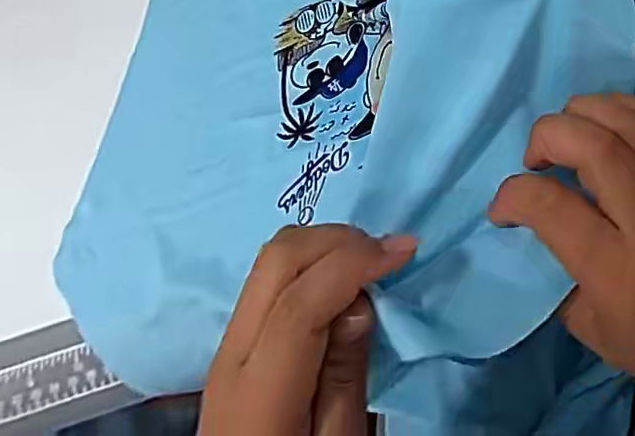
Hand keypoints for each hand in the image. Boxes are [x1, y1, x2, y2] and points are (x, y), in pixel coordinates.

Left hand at [199, 225, 415, 435]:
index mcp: (257, 394)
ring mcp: (227, 344)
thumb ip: (347, 375)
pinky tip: (342, 278)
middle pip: (278, 258)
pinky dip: (312, 260)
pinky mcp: (236, 341)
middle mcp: (231, 354)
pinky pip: (272, 276)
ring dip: (326, 244)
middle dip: (340, 239)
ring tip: (370, 263)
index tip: (407, 250)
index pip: (299, 302)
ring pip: (272, 257)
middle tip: (388, 254)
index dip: (355, 262)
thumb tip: (361, 300)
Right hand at [487, 93, 634, 401]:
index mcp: (618, 271)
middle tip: (534, 159)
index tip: (502, 207)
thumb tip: (528, 220)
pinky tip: (596, 119)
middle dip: (548, 136)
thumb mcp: (592, 328)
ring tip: (562, 134)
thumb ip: (554, 270)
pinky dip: (615, 105)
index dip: (515, 195)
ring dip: (580, 112)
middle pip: (595, 147)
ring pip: (624, 121)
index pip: (555, 208)